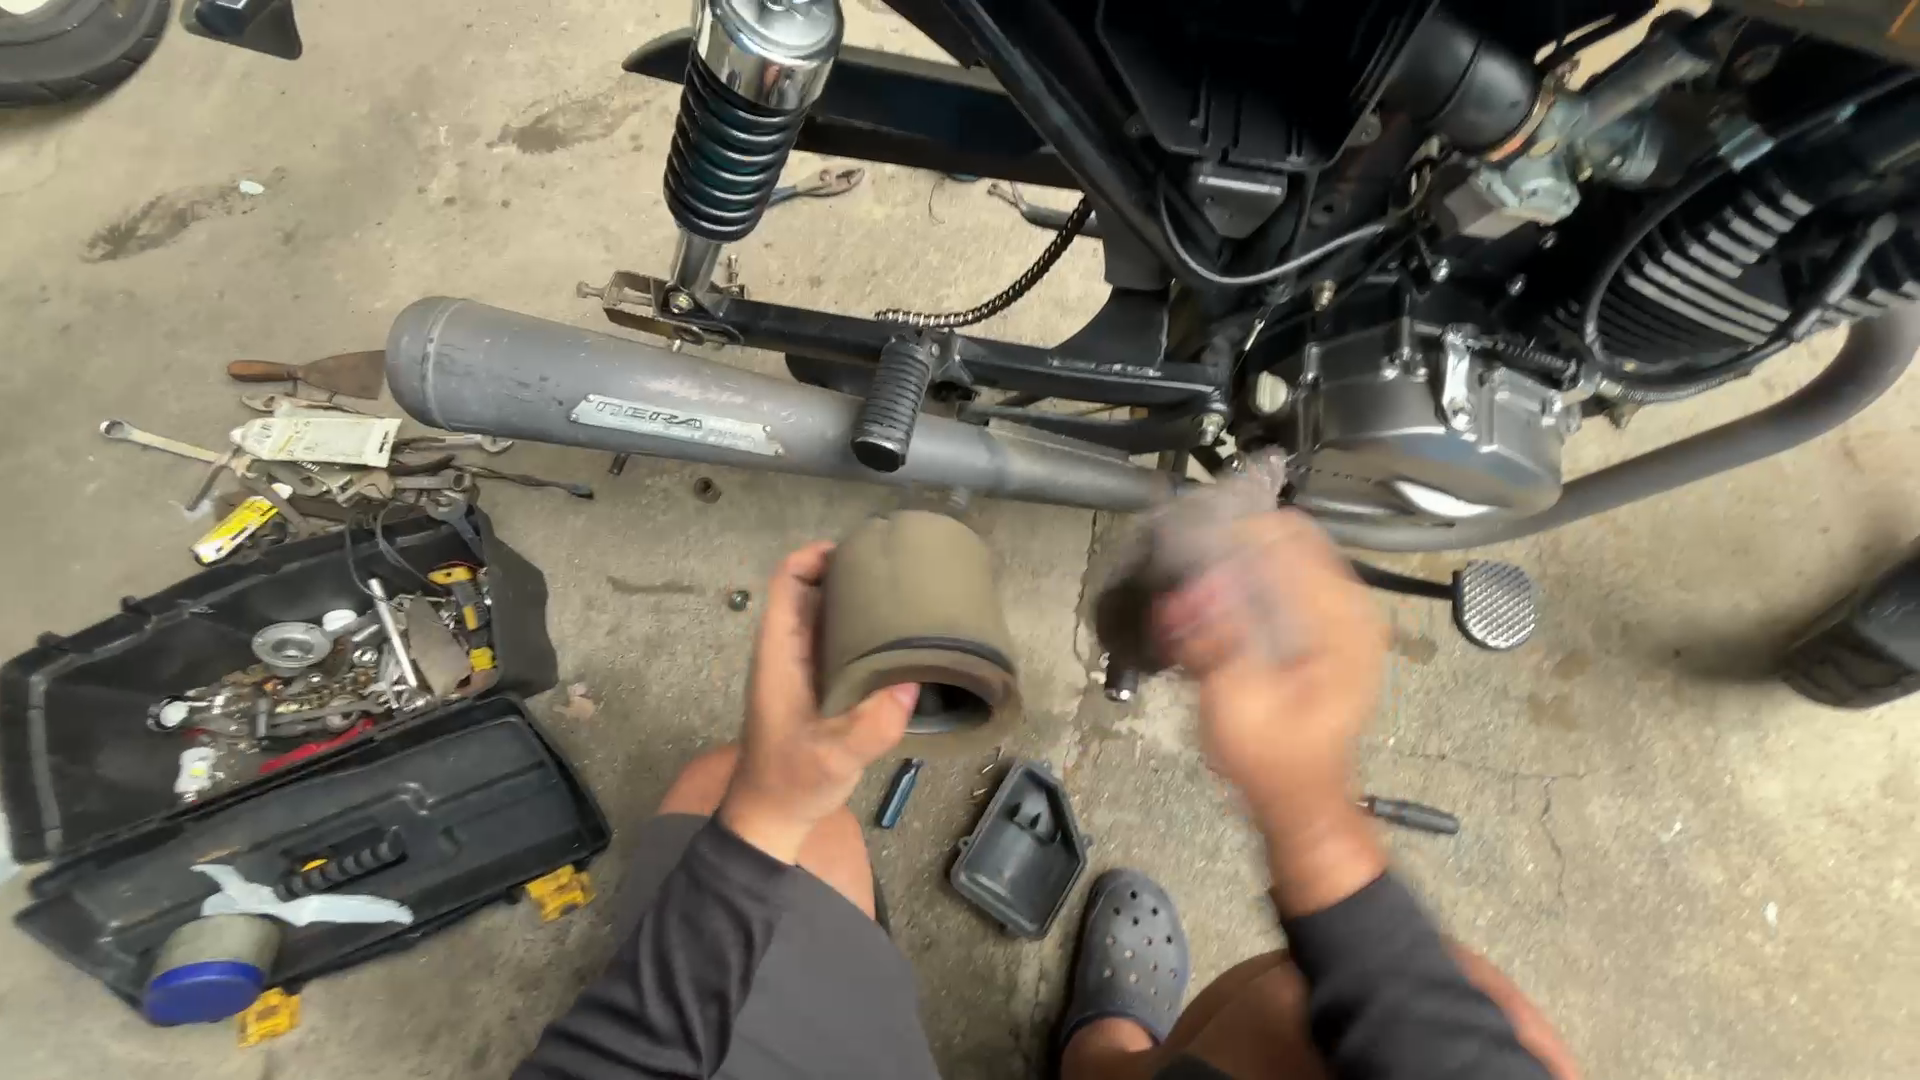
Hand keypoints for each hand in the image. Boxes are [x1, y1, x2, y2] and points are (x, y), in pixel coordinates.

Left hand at [719, 541, 920, 861]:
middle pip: (811, 589)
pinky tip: (898, 636)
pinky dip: (863, 627)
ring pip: (826, 613)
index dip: (813, 558)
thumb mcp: (833, 758)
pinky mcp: (820, 682)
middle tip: (895, 570)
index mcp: (780, 653)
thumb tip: (910, 682)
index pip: (786, 584)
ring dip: (857, 598)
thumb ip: (869, 726)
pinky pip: (839, 639)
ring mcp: (804, 666)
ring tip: (904, 595)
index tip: (856, 552)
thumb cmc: (792, 781)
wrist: (774, 815)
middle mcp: (790, 650)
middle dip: (846, 571)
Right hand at [1154, 509, 1389, 914]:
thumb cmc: (1274, 759)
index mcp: (1341, 621)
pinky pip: (1280, 580)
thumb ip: (1218, 641)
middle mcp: (1347, 610)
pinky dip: (1244, 578)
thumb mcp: (1238, 704)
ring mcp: (1336, 617)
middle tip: (1184, 554)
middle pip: (1286, 538)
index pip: (1289, 536)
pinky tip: (1212, 595)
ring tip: (1191, 572)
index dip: (1234, 531)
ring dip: (1235, 558)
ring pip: (1281, 556)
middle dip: (1232, 541)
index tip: (1190, 540)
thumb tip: (1194, 585)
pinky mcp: (1319, 629)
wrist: (1297, 798)